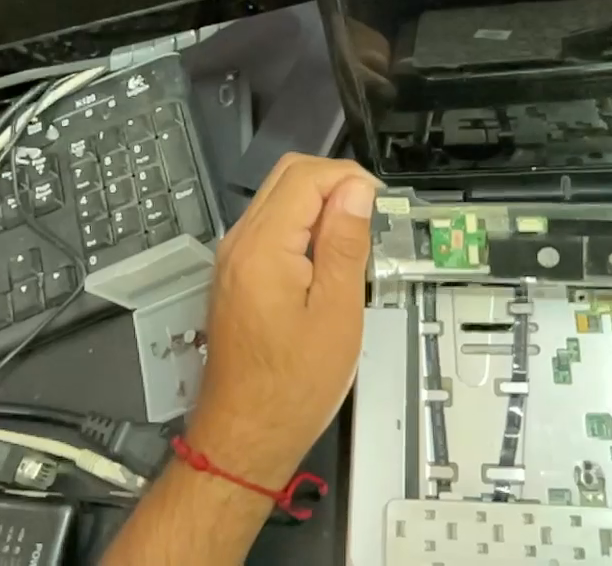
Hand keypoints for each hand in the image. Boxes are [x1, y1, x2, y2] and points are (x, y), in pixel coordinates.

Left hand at [186, 155, 376, 486]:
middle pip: (287, 176)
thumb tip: (357, 191)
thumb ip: (346, 244)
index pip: (306, 177)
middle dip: (333, 181)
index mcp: (263, 247)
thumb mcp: (337, 314)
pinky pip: (269, 224)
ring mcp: (232, 257)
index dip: (348, 177)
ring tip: (352, 238)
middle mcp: (239, 243)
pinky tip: (325, 256)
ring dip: (318, 202)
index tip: (378, 202)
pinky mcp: (235, 272)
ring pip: (277, 196)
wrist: (245, 435)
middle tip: (369, 213)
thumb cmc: (293, 387)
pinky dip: (301, 223)